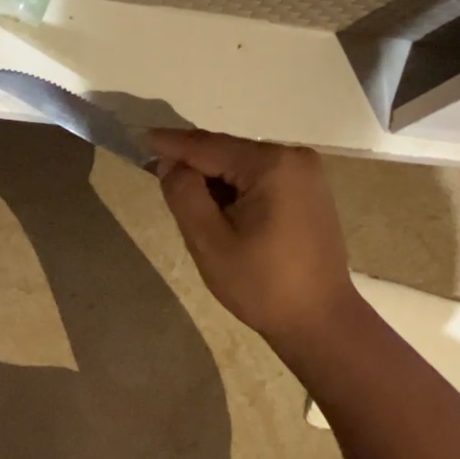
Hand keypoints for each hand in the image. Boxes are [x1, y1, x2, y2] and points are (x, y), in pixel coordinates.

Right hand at [151, 129, 361, 348]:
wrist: (318, 320)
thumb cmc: (261, 285)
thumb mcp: (210, 243)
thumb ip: (185, 196)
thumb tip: (170, 164)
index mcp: (271, 164)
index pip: (208, 146)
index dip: (171, 144)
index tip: (141, 137)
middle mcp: (294, 158)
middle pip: (227, 153)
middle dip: (193, 166)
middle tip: (156, 177)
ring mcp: (306, 176)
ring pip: (243, 169)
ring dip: (213, 182)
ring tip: (185, 202)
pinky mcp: (309, 195)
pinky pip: (260, 182)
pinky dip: (235, 192)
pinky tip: (218, 212)